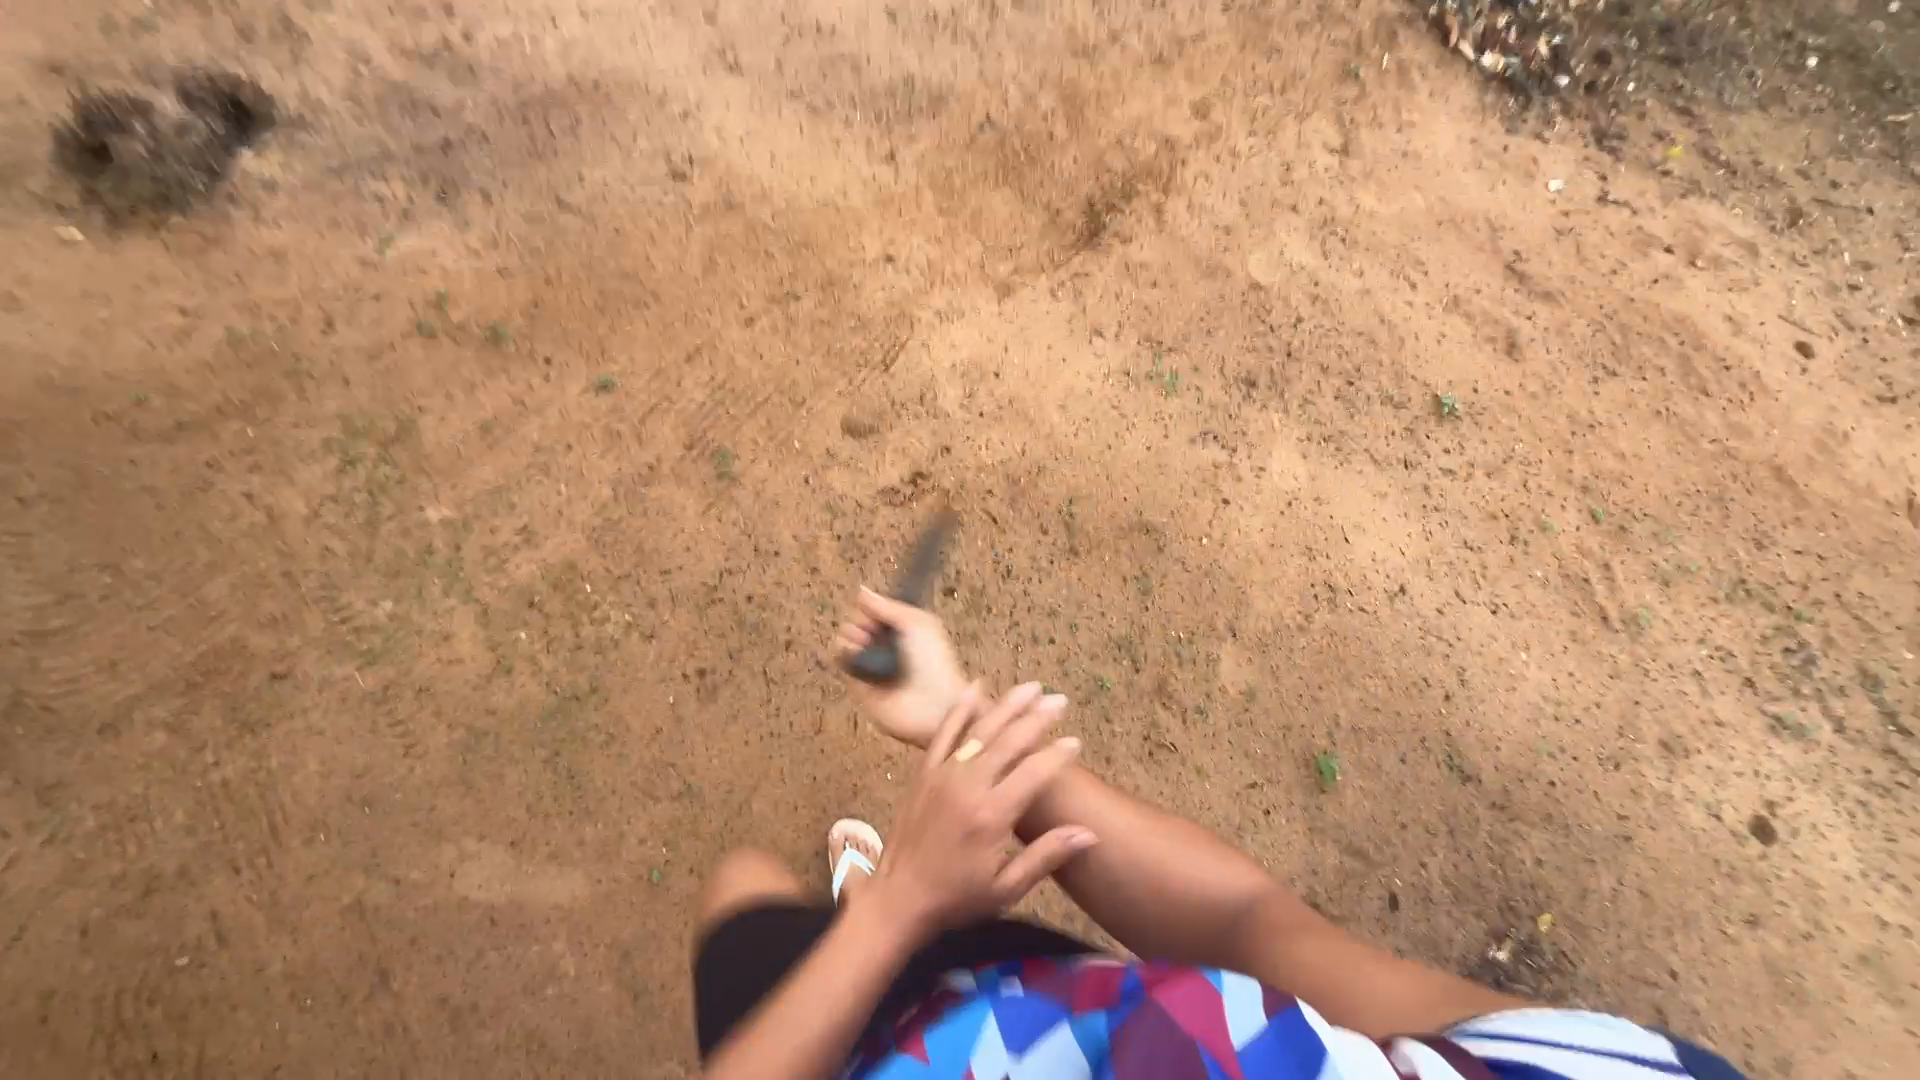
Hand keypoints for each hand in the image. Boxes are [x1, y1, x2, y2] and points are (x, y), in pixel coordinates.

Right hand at [834, 588, 966, 748]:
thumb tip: (861, 591)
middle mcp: (886, 645)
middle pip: (858, 621)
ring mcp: (872, 663)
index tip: (879, 610)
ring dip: (851, 635)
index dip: (874, 607)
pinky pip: (841, 660)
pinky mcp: (858, 682)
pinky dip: (844, 653)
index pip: (877, 610)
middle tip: (872, 629)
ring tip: (865, 642)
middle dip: (860, 621)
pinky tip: (856, 653)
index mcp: (904, 629)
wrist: (932, 704)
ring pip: (846, 638)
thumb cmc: (933, 661)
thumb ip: (888, 606)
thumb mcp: (917, 622)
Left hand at [862, 683, 1096, 939]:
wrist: (899, 898)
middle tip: (1060, 701)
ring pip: (980, 730)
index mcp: (992, 816)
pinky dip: (960, 708)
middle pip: (1010, 742)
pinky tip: (975, 686)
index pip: (1034, 773)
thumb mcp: (1007, 888)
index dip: (1057, 755)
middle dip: (1037, 718)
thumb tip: (1089, 833)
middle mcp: (968, 786)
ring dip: (1007, 706)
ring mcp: (943, 775)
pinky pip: (943, 732)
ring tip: (1031, 687)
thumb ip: (1047, 856)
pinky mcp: (924, 772)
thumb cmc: (957, 897)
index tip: (1076, 740)